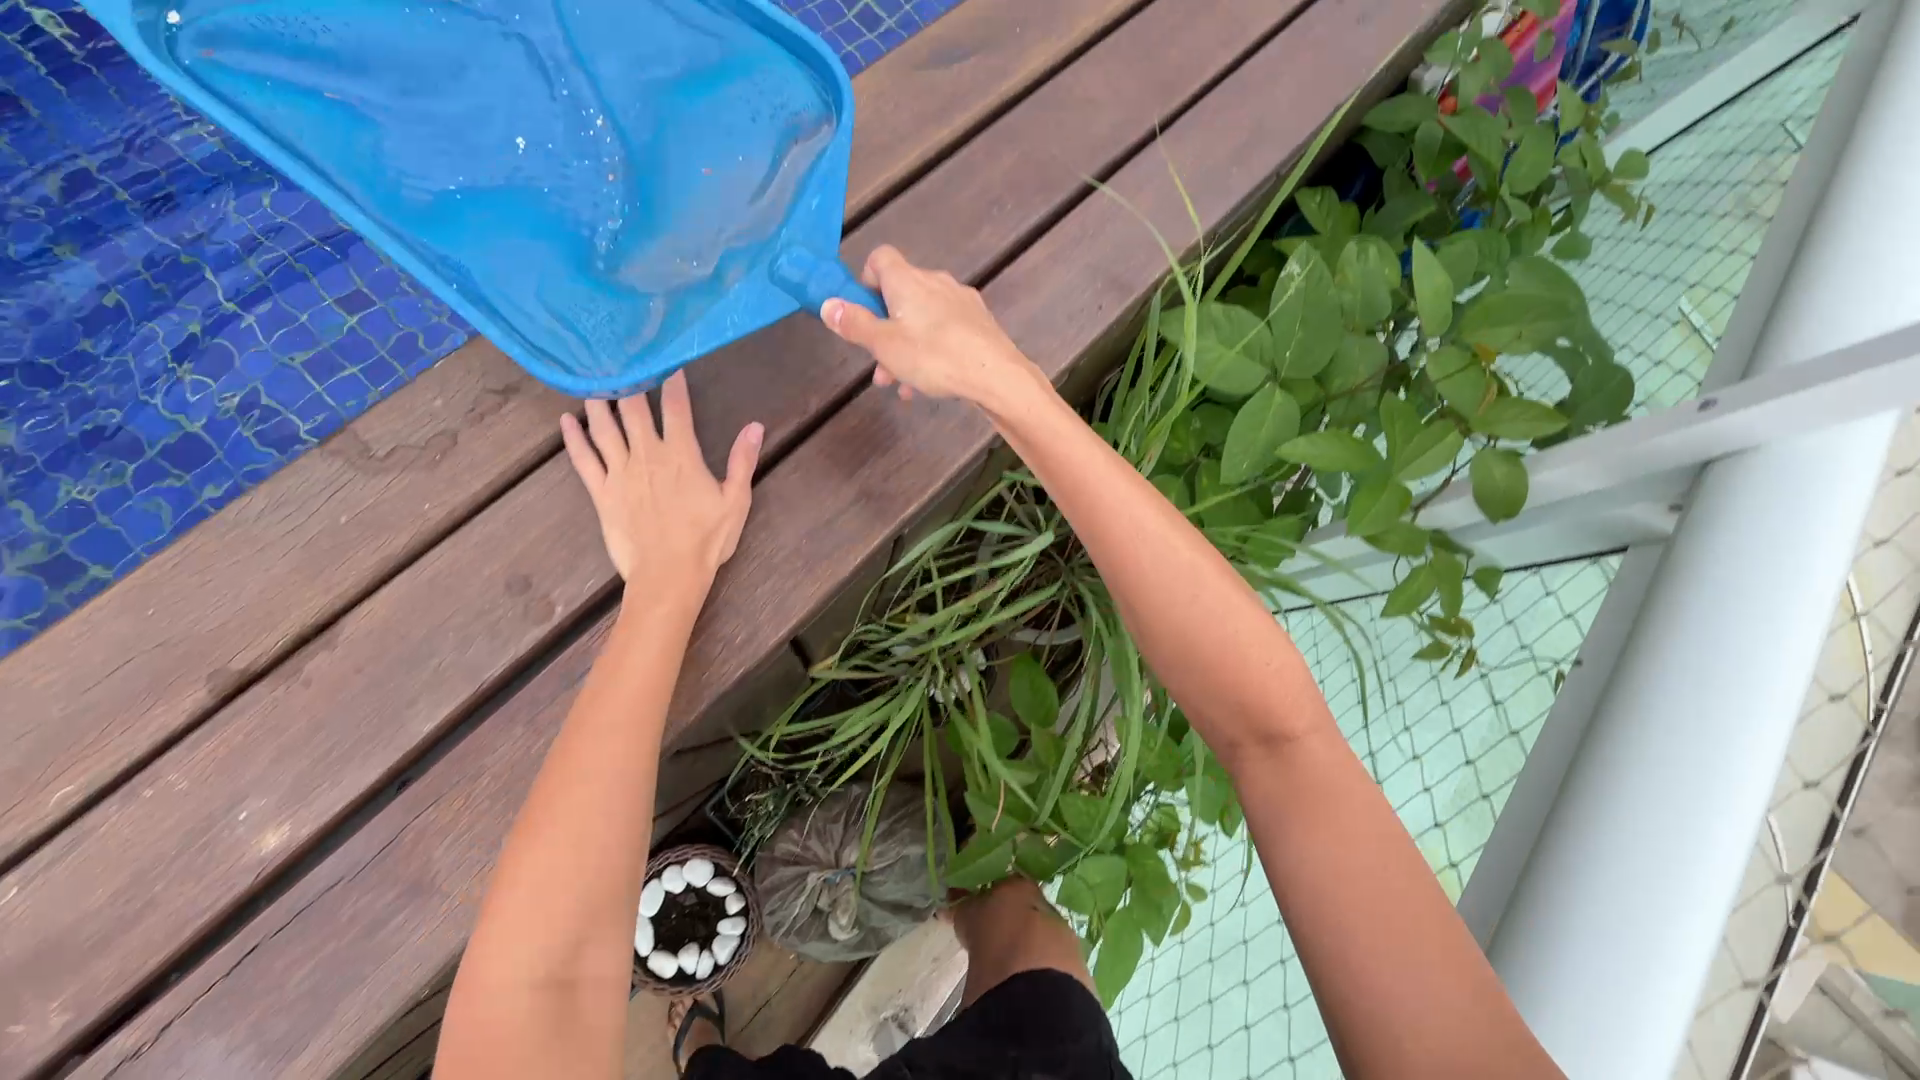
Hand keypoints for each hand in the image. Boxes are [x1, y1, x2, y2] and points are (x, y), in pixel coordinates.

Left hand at [559, 372, 761, 591]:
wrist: (668, 575)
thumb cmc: (707, 540)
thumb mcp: (736, 501)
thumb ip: (743, 461)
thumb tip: (755, 426)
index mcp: (682, 455)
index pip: (676, 408)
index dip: (672, 381)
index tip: (667, 360)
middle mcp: (647, 456)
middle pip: (632, 409)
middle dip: (627, 381)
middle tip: (617, 358)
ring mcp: (620, 473)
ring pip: (604, 428)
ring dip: (597, 402)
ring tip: (591, 379)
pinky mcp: (601, 493)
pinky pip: (583, 460)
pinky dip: (574, 439)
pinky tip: (566, 421)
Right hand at [821, 246, 1042, 411]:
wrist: (996, 374)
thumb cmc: (934, 356)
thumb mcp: (884, 345)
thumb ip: (855, 324)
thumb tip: (828, 304)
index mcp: (908, 280)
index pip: (880, 258)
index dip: (865, 280)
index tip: (861, 310)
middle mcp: (935, 281)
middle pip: (900, 295)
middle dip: (885, 329)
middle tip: (878, 363)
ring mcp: (960, 301)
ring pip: (922, 319)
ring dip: (906, 347)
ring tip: (901, 383)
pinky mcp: (978, 322)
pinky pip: (944, 332)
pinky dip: (931, 352)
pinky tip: (928, 385)